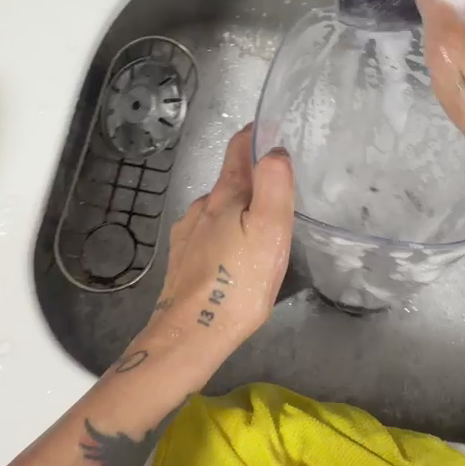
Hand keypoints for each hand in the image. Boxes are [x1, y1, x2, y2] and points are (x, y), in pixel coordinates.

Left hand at [129, 126, 293, 380]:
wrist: (190, 335)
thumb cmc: (239, 283)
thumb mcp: (270, 230)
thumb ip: (274, 185)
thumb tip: (274, 150)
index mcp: (224, 195)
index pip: (238, 148)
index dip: (255, 134)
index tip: (273, 129)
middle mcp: (201, 207)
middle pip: (230, 180)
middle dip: (253, 179)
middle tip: (281, 194)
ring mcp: (187, 234)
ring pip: (218, 210)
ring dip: (239, 210)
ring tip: (262, 229)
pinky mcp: (183, 260)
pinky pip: (209, 235)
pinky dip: (225, 235)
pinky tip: (236, 257)